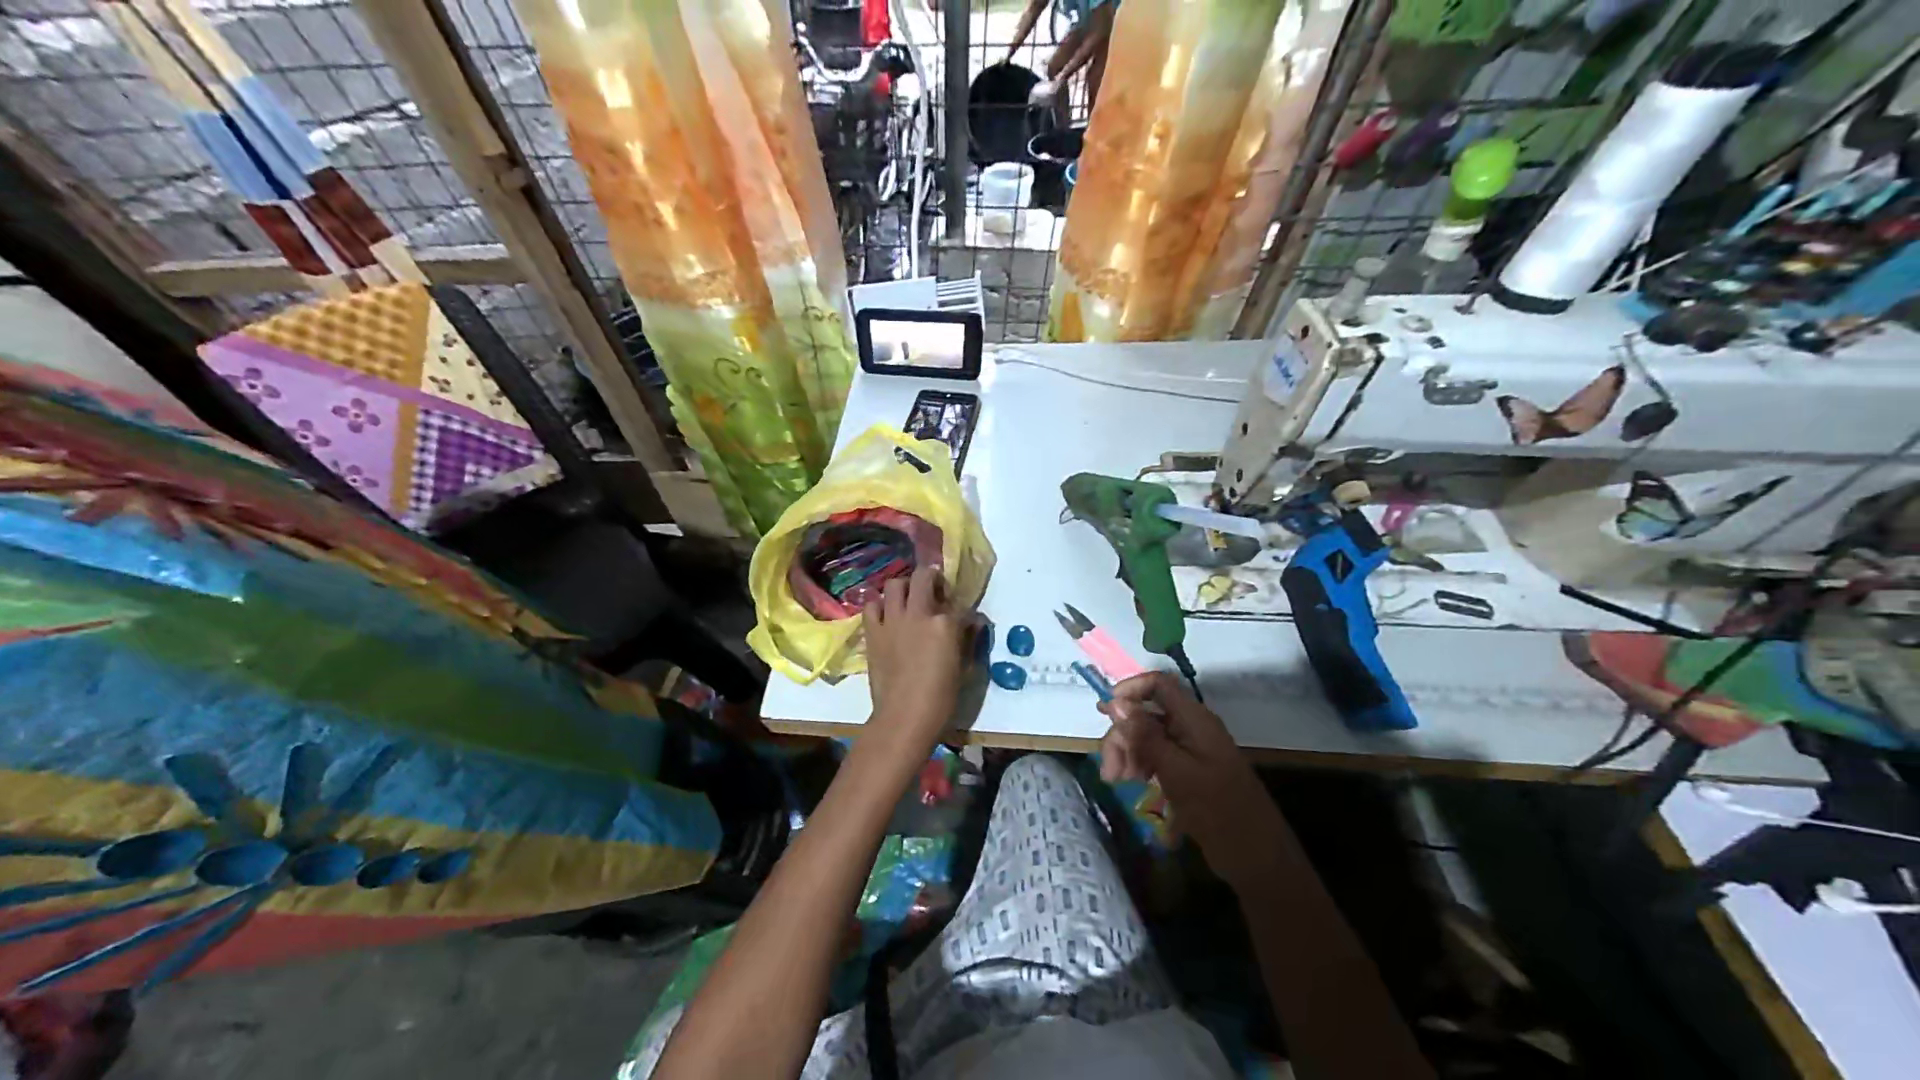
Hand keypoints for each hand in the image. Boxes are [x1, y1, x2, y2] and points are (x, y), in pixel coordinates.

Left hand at [863, 566, 967, 747]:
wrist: (904, 716)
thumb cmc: (941, 698)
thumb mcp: (964, 668)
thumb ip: (969, 639)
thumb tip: (975, 622)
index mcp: (945, 623)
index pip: (959, 603)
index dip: (964, 608)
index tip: (965, 616)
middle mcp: (918, 613)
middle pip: (924, 576)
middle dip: (933, 576)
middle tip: (936, 588)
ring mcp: (892, 620)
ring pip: (894, 584)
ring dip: (905, 586)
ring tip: (909, 598)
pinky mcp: (873, 632)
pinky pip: (872, 605)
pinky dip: (880, 604)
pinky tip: (887, 614)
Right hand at [1098, 672, 1286, 887]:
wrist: (1255, 855)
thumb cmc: (1217, 809)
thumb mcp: (1175, 770)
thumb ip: (1145, 735)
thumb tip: (1116, 702)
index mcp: (1194, 719)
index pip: (1158, 684)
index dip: (1130, 689)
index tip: (1105, 712)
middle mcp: (1191, 728)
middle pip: (1147, 713)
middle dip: (1122, 735)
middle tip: (1109, 770)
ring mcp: (1190, 750)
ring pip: (1148, 736)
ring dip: (1127, 752)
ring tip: (1117, 780)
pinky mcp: (1188, 771)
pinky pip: (1157, 755)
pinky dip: (1140, 764)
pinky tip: (1132, 781)